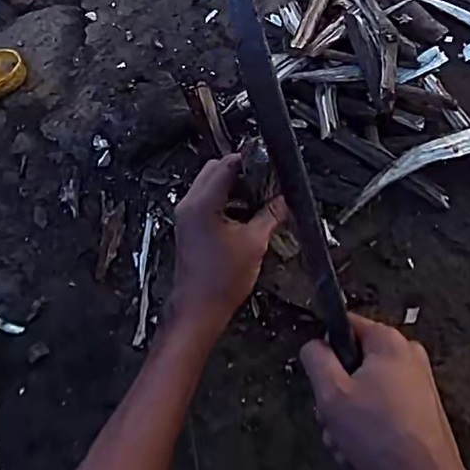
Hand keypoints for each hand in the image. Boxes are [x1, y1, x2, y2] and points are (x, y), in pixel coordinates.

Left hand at [169, 154, 284, 333]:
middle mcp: (189, 205)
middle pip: (213, 169)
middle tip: (262, 182)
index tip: (265, 164)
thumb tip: (283, 200)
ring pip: (208, 183)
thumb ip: (270, 215)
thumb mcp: (254, 243)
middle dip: (239, 172)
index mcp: (202, 204)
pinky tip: (242, 214)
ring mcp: (186, 214)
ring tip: (255, 199)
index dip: (247, 161)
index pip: (225, 166)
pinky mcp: (188, 225)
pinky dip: (223, 199)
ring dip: (231, 185)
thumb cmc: (221, 281)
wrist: (199, 308)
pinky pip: (205, 199)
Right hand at [301, 314, 469, 469]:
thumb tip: (314, 345)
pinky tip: (363, 453)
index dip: (325, 352)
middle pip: (354, 362)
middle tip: (331, 419)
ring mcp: (420, 384)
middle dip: (337, 393)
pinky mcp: (424, 411)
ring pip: (367, 389)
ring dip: (349, 415)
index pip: (343, 325)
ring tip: (346, 444)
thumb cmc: (379, 435)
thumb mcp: (330, 392)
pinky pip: (385, 408)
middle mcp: (408, 355)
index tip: (321, 380)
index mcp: (388, 340)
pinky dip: (371, 426)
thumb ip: (314, 357)